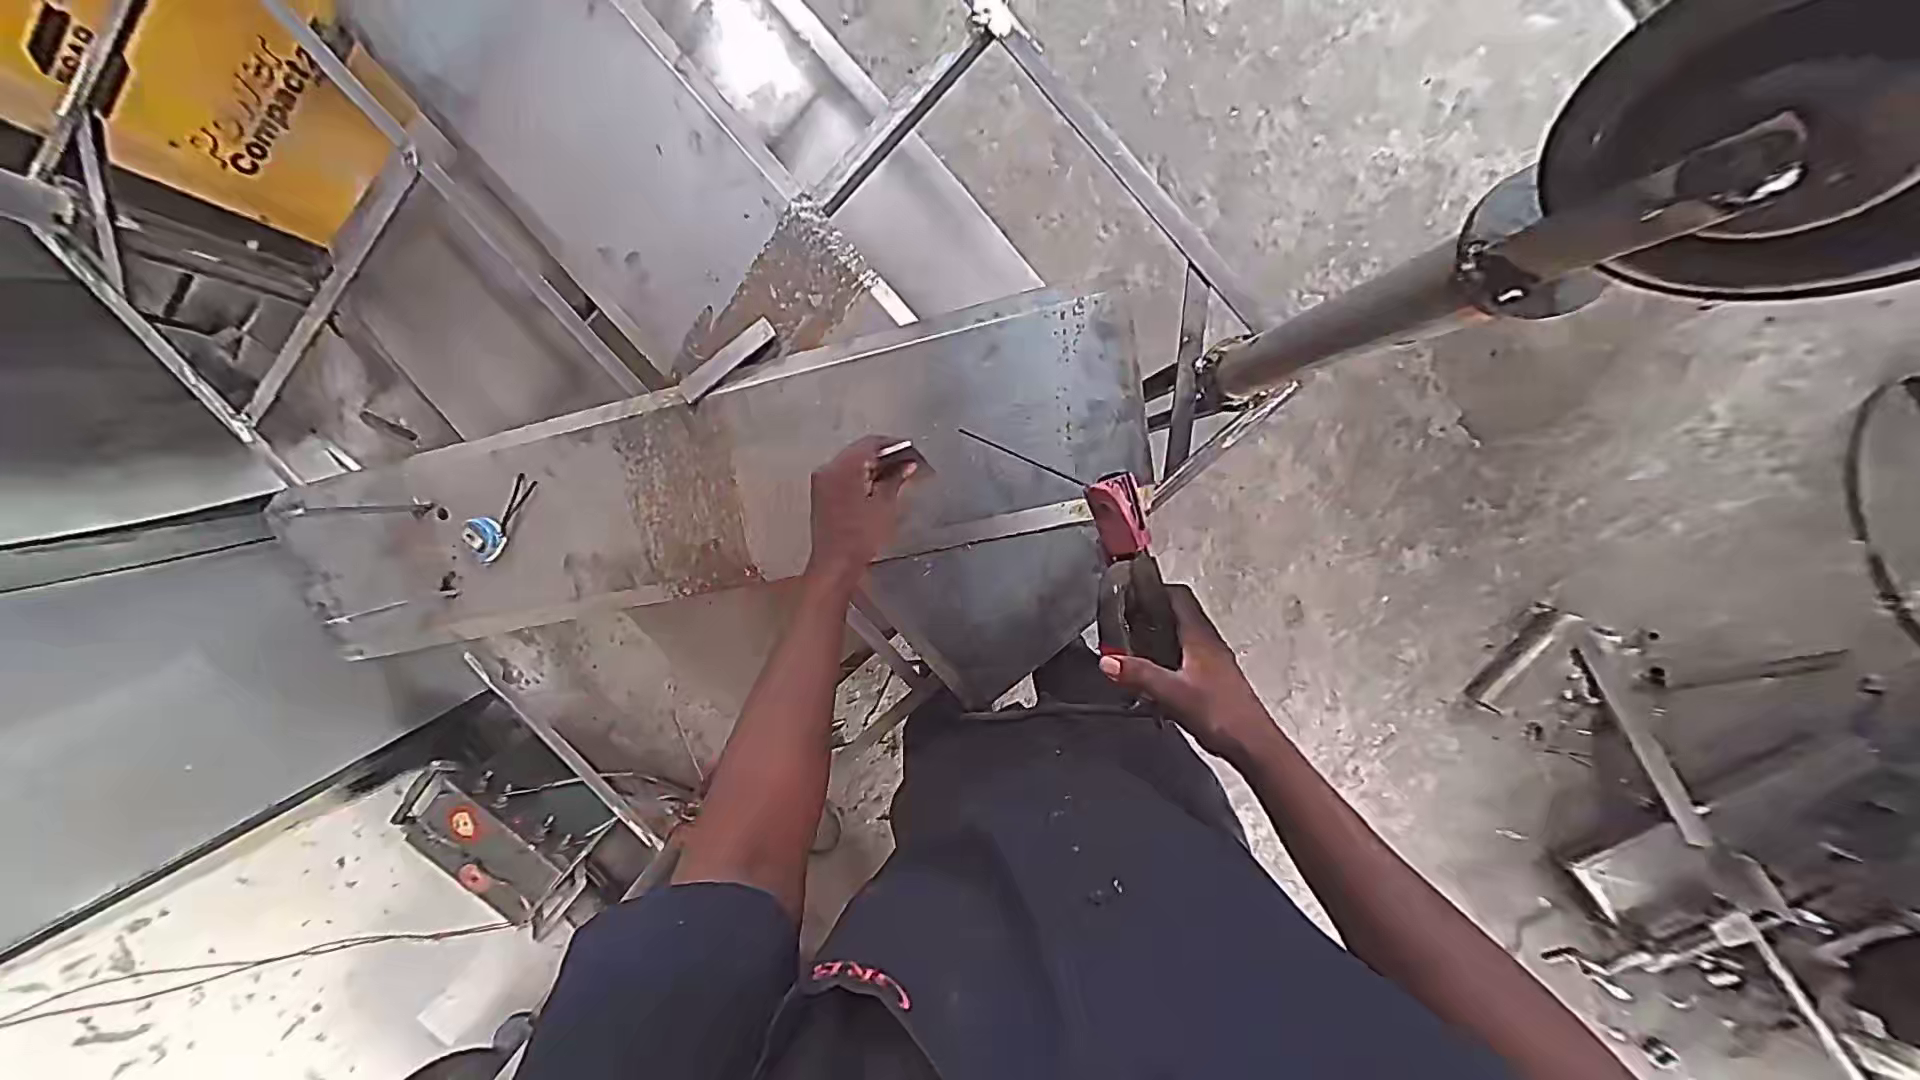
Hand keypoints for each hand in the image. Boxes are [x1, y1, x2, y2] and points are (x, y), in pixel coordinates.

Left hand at [806, 435, 917, 585]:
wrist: (835, 564)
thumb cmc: (861, 536)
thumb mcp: (884, 505)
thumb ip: (895, 478)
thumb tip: (907, 464)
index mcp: (843, 467)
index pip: (870, 443)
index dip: (893, 444)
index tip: (911, 450)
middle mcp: (828, 469)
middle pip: (858, 451)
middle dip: (883, 455)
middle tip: (906, 463)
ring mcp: (822, 481)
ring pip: (850, 463)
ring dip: (871, 466)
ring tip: (895, 475)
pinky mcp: (821, 494)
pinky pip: (843, 475)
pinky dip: (860, 476)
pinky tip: (876, 486)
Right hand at [1098, 585, 1281, 762]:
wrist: (1254, 746)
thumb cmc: (1224, 716)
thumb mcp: (1172, 693)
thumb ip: (1139, 674)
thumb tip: (1109, 660)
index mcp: (1201, 638)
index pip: (1178, 596)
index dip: (1154, 588)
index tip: (1132, 589)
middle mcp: (1209, 644)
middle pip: (1178, 613)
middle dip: (1151, 611)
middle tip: (1125, 616)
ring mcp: (1212, 662)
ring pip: (1182, 635)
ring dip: (1158, 634)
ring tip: (1133, 643)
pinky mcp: (1212, 679)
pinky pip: (1186, 656)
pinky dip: (1167, 656)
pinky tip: (1154, 674)